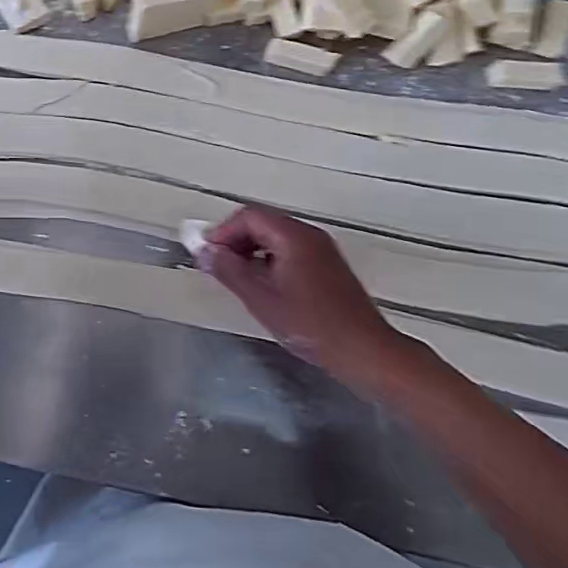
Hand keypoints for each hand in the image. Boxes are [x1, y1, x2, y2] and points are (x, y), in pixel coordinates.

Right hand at [197, 205, 407, 376]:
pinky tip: (263, 287)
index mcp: (294, 236)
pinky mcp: (327, 266)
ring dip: (251, 251)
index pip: (249, 216)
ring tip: (236, 278)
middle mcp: (310, 235)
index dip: (223, 232)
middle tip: (217, 266)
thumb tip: (204, 251)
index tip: (206, 254)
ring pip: (276, 238)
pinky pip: (289, 251)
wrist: (363, 350)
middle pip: (263, 223)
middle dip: (235, 240)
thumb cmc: (311, 325)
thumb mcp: (261, 299)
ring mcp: (321, 250)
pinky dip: (269, 261)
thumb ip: (229, 271)